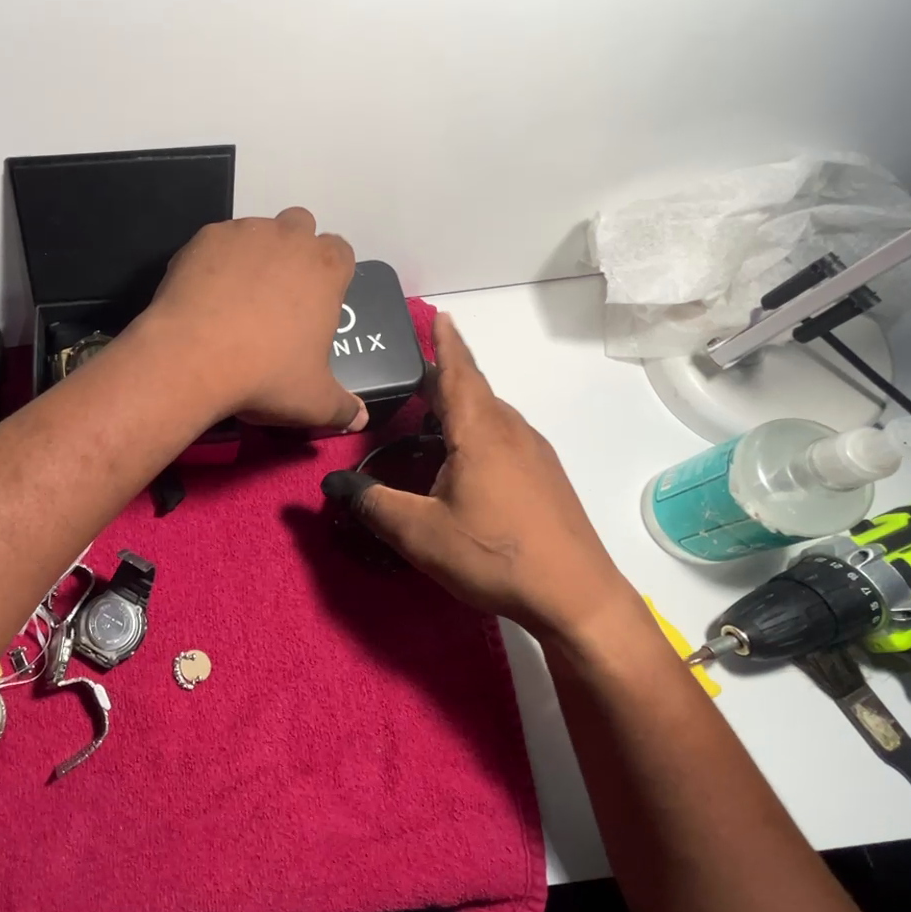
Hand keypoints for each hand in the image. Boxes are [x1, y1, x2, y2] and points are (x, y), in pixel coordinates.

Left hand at [131, 207, 366, 430]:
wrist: (192, 360)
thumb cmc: (265, 377)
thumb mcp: (313, 402)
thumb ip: (341, 407)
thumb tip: (359, 419)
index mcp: (327, 268)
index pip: (341, 252)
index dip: (330, 274)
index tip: (316, 302)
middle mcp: (289, 238)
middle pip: (300, 227)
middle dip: (293, 251)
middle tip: (276, 295)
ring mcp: (244, 233)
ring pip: (256, 232)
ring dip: (252, 255)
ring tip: (234, 298)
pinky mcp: (203, 239)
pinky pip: (215, 244)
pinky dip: (213, 263)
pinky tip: (203, 296)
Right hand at [326, 313, 630, 636]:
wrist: (577, 596)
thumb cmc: (493, 556)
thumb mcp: (419, 534)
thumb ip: (372, 504)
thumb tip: (332, 484)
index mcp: (480, 433)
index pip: (458, 373)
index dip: (444, 343)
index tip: (438, 315)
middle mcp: (512, 432)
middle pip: (474, 391)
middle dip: (444, 378)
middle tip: (409, 382)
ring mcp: (535, 454)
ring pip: (491, 416)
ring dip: (461, 408)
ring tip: (429, 420)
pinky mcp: (546, 477)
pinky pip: (504, 437)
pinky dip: (477, 432)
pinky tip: (463, 460)